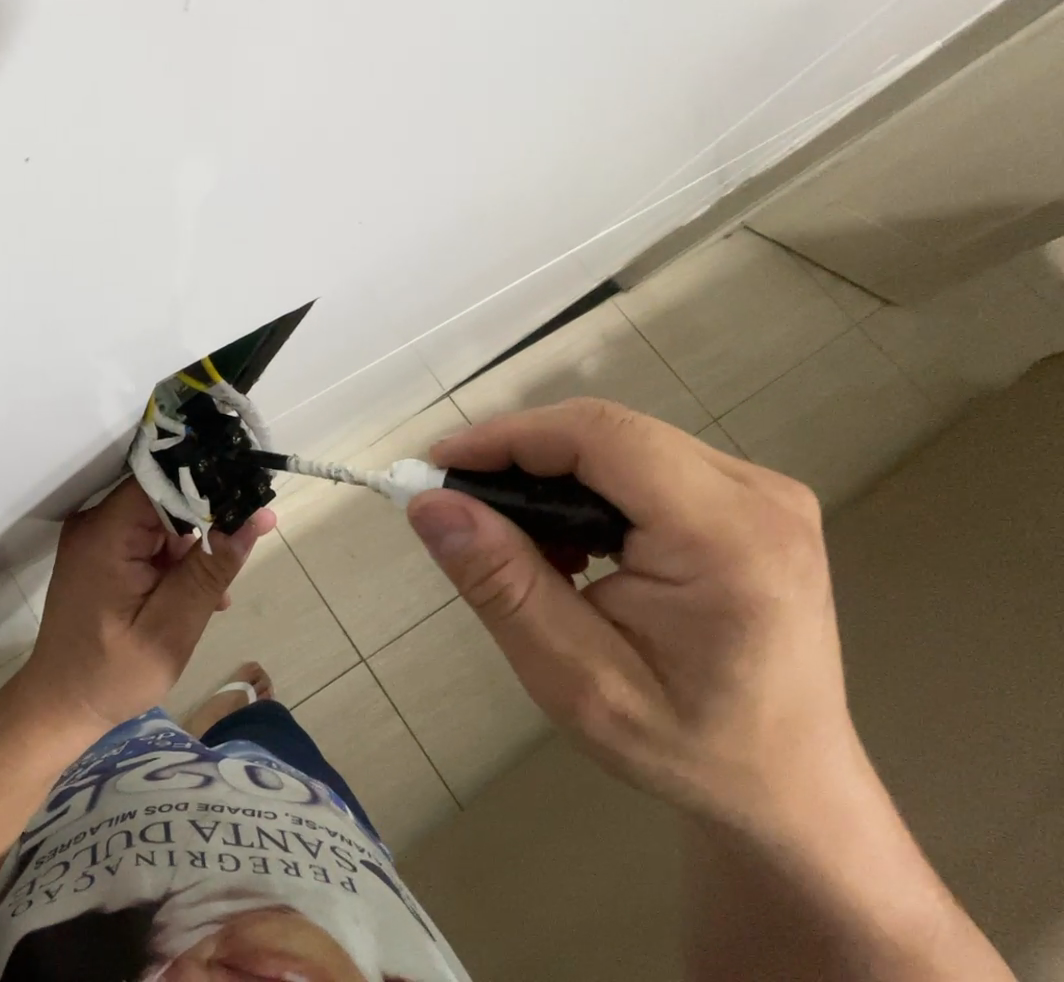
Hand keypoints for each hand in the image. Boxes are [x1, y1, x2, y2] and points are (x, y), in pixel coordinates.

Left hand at [11, 479, 273, 734]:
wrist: (63, 704)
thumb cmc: (112, 674)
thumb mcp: (172, 626)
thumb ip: (212, 568)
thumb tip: (255, 516)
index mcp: (105, 533)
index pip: (162, 479)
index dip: (209, 482)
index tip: (250, 499)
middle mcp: (95, 523)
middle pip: (163, 497)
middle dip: (206, 521)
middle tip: (239, 553)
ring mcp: (95, 538)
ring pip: (160, 520)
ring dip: (193, 549)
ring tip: (217, 592)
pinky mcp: (101, 554)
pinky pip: (147, 540)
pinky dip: (174, 562)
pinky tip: (194, 596)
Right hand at [406, 398, 865, 834]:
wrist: (784, 782)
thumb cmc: (682, 743)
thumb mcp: (572, 675)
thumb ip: (502, 583)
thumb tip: (431, 506)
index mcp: (727, 538)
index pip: (601, 438)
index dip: (508, 437)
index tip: (435, 470)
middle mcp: (759, 494)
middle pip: (608, 433)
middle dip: (519, 458)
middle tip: (459, 508)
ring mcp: (762, 494)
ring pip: (621, 444)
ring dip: (549, 477)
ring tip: (514, 544)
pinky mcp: (750, 504)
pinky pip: (643, 466)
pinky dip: (583, 490)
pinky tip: (567, 547)